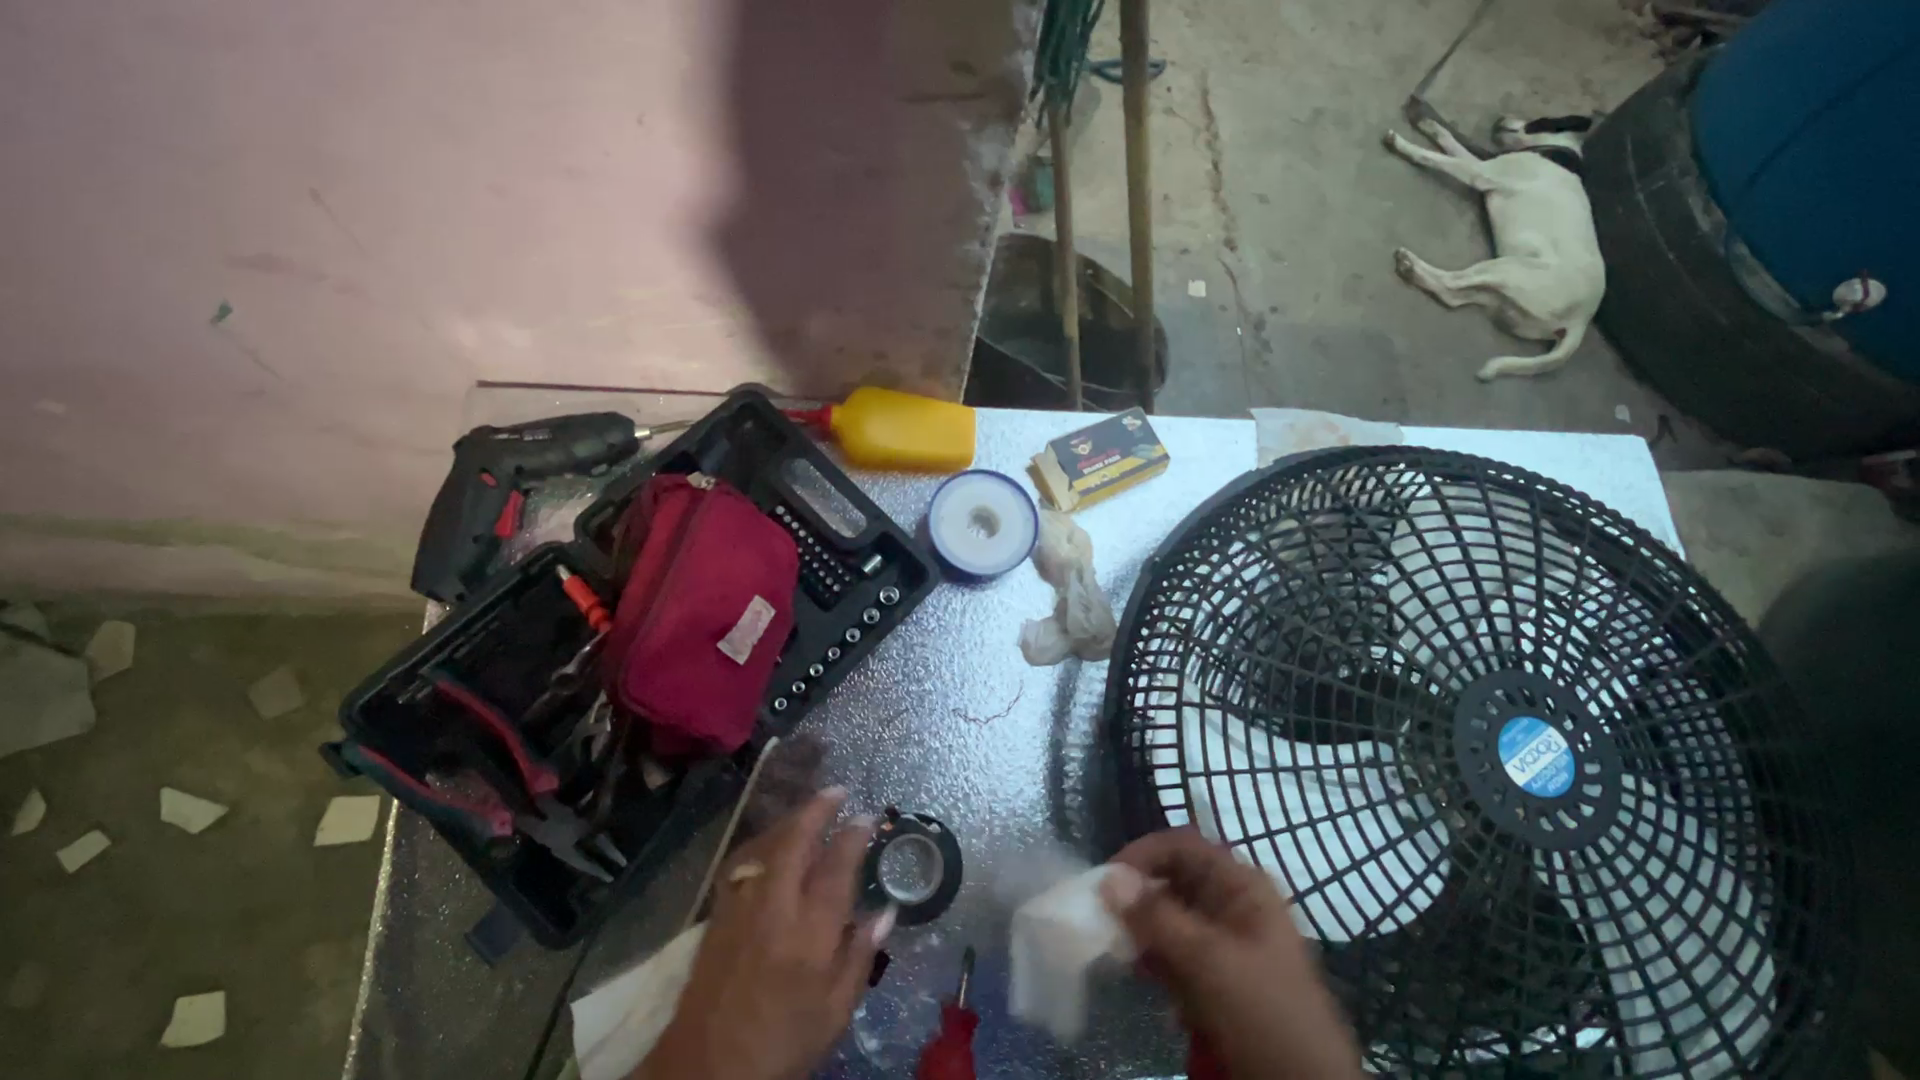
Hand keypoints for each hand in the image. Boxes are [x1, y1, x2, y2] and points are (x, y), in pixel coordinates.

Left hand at [636, 788, 893, 1079]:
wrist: (706, 1069)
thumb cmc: (782, 1043)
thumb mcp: (835, 1013)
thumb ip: (860, 957)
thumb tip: (887, 912)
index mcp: (809, 934)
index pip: (836, 869)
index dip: (853, 837)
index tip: (867, 817)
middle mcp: (773, 909)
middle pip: (795, 842)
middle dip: (817, 809)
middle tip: (837, 790)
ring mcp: (740, 908)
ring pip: (765, 846)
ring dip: (788, 821)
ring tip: (808, 809)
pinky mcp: (717, 916)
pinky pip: (742, 863)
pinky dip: (761, 842)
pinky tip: (769, 842)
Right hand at [1102, 828, 1364, 1079]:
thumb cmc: (1264, 1013)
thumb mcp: (1209, 961)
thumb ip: (1156, 918)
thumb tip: (1107, 879)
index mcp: (1241, 887)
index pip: (1182, 847)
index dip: (1142, 855)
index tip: (1104, 882)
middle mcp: (1230, 905)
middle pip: (1171, 880)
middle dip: (1135, 895)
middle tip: (1100, 919)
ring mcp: (1222, 942)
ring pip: (1167, 917)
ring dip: (1139, 929)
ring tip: (1115, 949)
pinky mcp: (1213, 977)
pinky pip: (1172, 952)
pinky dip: (1151, 957)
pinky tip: (1135, 972)